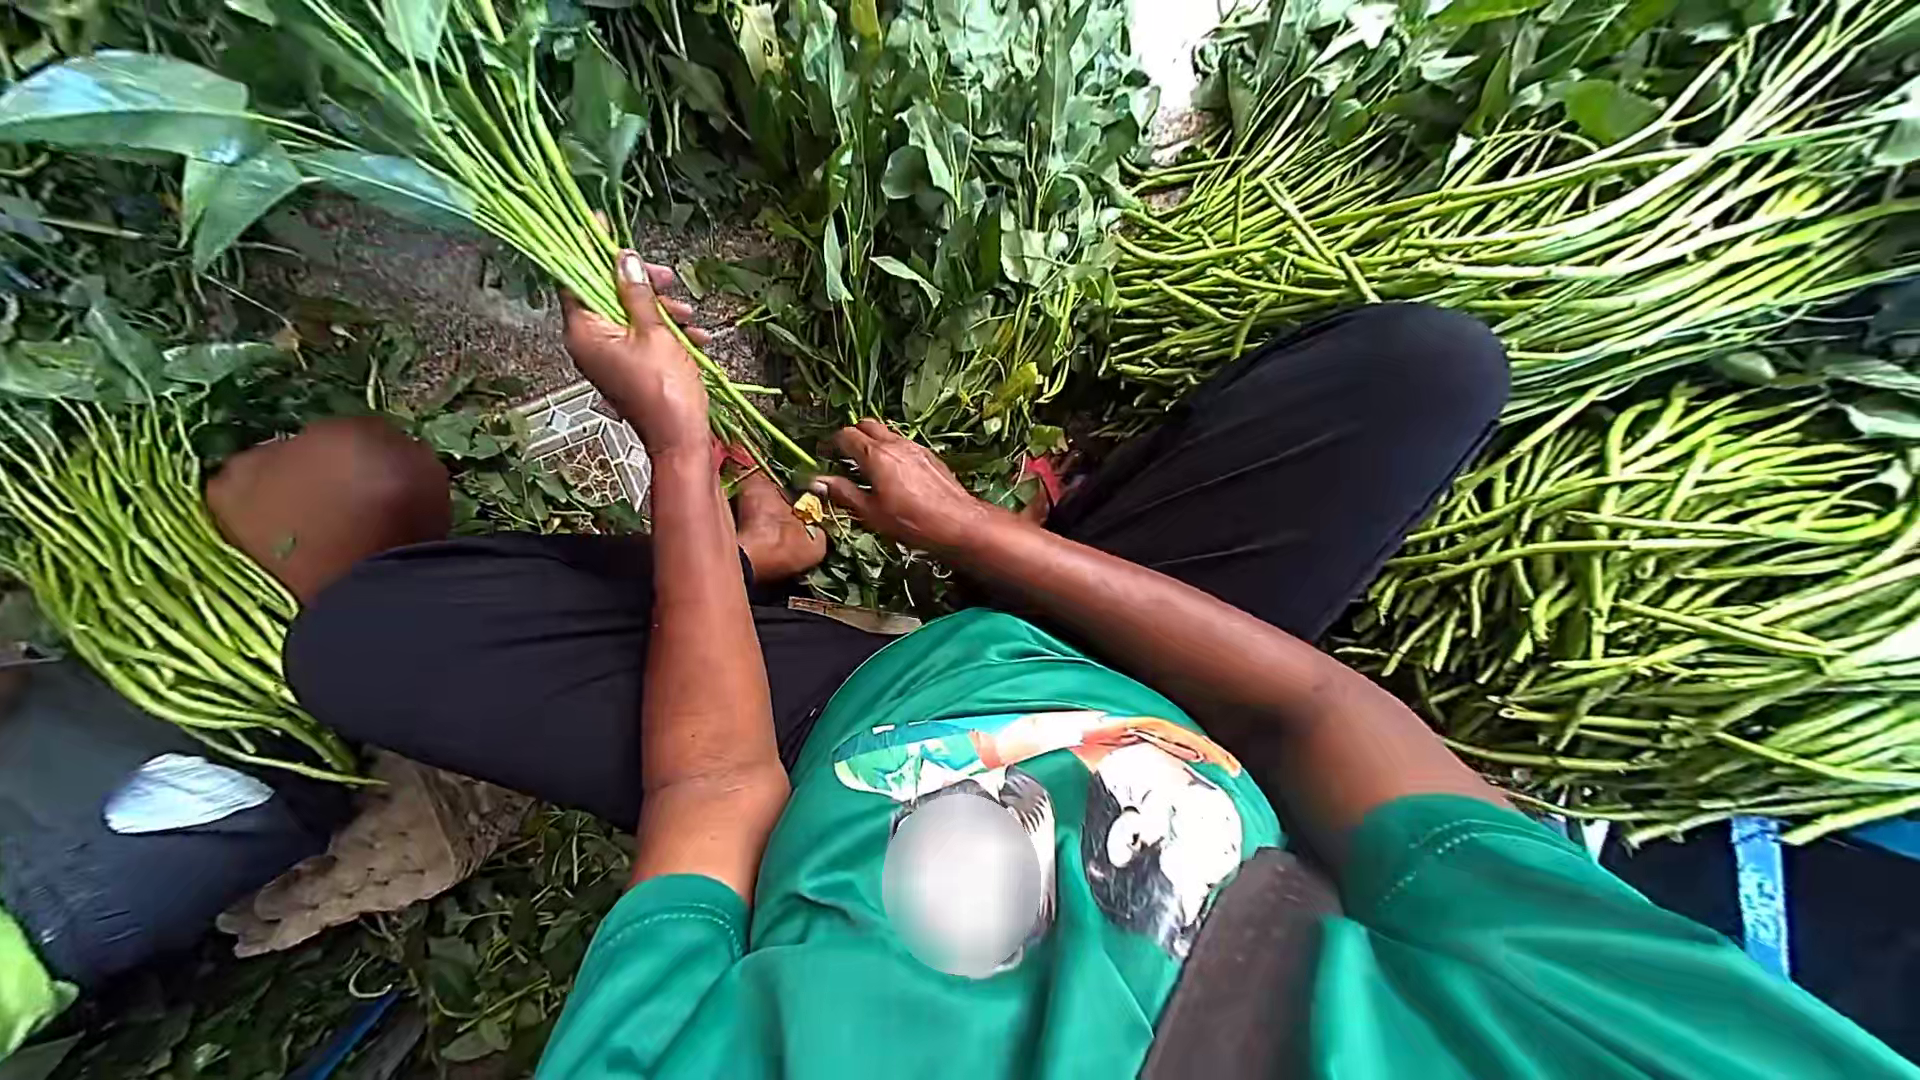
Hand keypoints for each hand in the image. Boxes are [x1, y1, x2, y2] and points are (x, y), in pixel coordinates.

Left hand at [560, 250, 713, 456]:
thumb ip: (638, 293)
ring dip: (661, 312)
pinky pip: (642, 341)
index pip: (575, 278)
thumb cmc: (666, 391)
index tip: (602, 227)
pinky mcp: (630, 371)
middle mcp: (589, 344)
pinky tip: (694, 338)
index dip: (590, 251)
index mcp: (584, 332)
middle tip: (667, 278)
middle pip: (607, 297)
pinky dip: (665, 335)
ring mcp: (610, 360)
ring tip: (690, 318)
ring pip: (630, 319)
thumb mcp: (656, 333)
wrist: (681, 440)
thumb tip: (623, 259)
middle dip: (641, 286)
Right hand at [808, 421, 1008, 552]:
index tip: (824, 456)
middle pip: (866, 425)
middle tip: (843, 457)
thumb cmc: (911, 521)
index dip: (831, 444)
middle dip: (851, 436)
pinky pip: (903, 444)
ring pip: (886, 433)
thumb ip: (843, 493)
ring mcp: (915, 447)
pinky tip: (892, 473)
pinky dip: (891, 450)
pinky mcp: (930, 456)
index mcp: (876, 455)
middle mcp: (895, 444)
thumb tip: (817, 482)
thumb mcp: (871, 512)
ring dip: (872, 442)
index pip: (845, 435)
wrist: (958, 522)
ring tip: (867, 466)